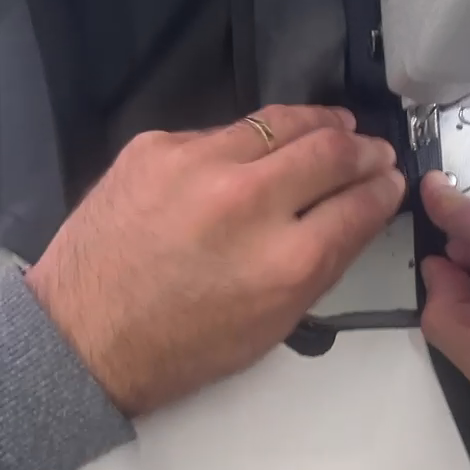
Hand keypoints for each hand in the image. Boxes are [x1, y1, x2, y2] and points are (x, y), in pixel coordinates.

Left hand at [26, 106, 405, 416]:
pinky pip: (221, 133)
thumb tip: (354, 213)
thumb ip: (321, 264)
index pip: (359, 204)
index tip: (389, 181)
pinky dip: (248, 143)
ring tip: (334, 126)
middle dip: (362, 148)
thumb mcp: (269, 325)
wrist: (80, 335)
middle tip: (372, 150)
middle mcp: (247, 202)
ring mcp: (197, 164)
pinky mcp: (156, 145)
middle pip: (329, 151)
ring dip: (316, 124)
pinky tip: (253, 154)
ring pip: (279, 122)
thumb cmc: (180, 347)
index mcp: (284, 262)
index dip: (384, 188)